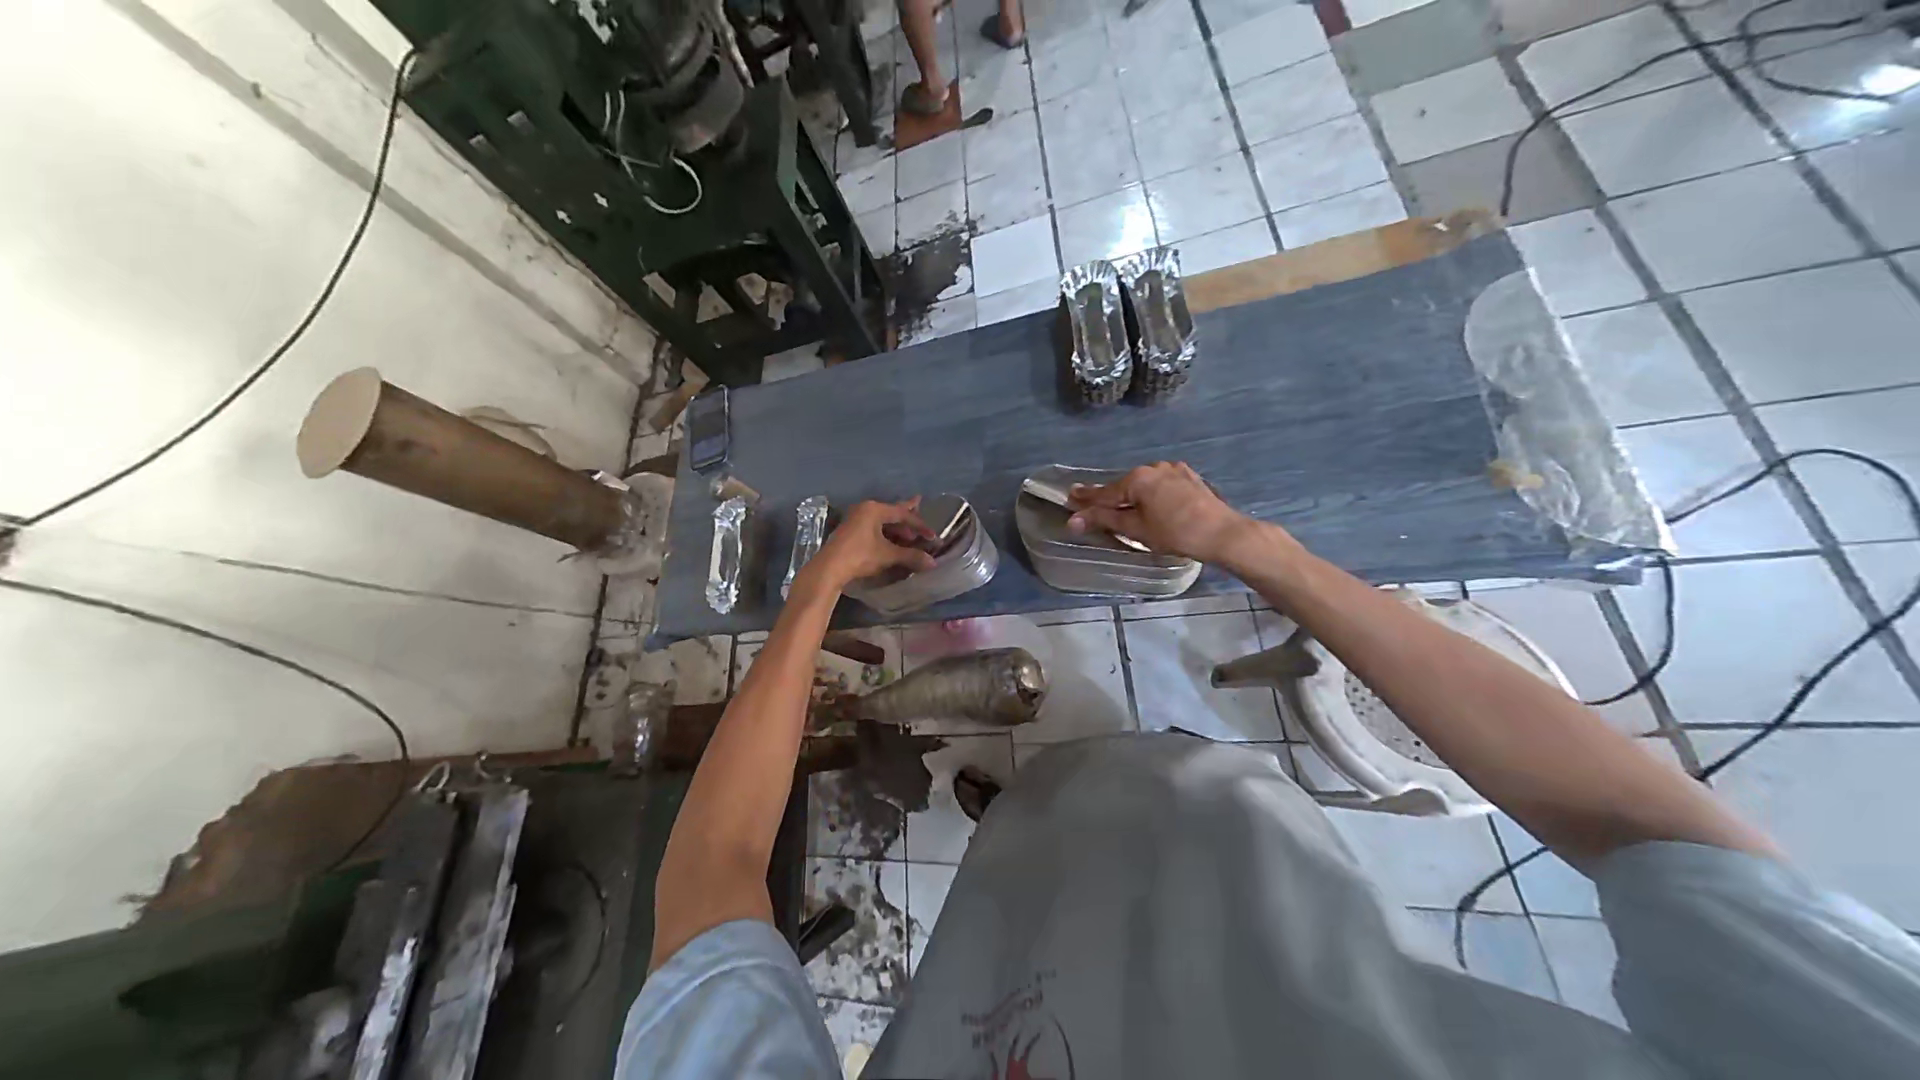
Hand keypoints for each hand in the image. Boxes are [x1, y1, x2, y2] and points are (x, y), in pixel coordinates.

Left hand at [803, 499, 938, 591]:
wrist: (829, 568)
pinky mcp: (850, 531)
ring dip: (896, 529)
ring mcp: (855, 520)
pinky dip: (886, 533)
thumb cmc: (860, 556)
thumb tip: (932, 563)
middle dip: (907, 518)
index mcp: (874, 509)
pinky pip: (874, 528)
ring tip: (910, 535)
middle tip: (920, 515)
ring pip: (882, 521)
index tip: (932, 536)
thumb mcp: (888, 555)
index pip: (902, 514)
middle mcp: (864, 509)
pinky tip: (893, 542)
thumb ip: (911, 556)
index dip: (919, 525)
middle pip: (891, 512)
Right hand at [1067, 462, 1267, 564]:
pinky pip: (1162, 485)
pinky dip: (1153, 494)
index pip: (1105, 491)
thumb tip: (1073, 520)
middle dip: (1111, 497)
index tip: (1070, 496)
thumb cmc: (1175, 533)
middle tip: (1095, 506)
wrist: (1222, 533)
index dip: (1086, 498)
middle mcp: (1154, 467)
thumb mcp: (1136, 528)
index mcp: (1138, 478)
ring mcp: (1175, 471)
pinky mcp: (1190, 479)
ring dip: (1134, 496)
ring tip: (1126, 509)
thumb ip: (1104, 520)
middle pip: (1125, 486)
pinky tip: (1154, 505)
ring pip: (1145, 485)